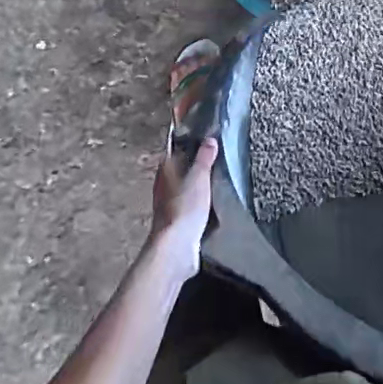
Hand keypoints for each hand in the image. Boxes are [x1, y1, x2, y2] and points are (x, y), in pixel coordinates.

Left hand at [147, 137, 217, 282]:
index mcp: (166, 168)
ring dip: (198, 184)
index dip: (189, 141)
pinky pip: (190, 205)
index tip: (206, 137)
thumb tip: (209, 140)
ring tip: (218, 180)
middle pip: (180, 167)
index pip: (176, 147)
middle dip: (195, 164)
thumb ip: (205, 157)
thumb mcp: (199, 176)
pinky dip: (199, 202)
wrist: (176, 246)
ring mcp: (168, 203)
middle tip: (217, 158)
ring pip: (185, 186)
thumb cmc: (185, 206)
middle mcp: (164, 183)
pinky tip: (212, 204)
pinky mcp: (176, 221)